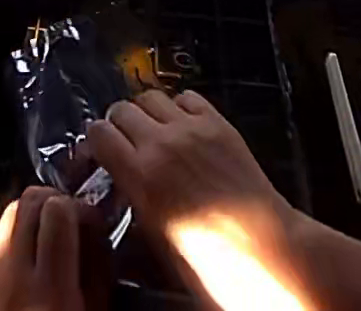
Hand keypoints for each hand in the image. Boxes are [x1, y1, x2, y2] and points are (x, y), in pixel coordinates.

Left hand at [0, 187, 89, 310]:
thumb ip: (95, 271)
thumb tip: (95, 230)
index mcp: (47, 291)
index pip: (57, 208)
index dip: (78, 206)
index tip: (91, 221)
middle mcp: (9, 280)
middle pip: (28, 199)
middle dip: (54, 201)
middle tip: (72, 222)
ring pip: (10, 216)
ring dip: (35, 219)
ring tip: (52, 242)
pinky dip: (17, 244)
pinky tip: (31, 267)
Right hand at [87, 90, 309, 309]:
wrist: (265, 250)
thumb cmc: (211, 262)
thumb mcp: (157, 240)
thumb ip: (134, 201)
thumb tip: (122, 184)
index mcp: (142, 176)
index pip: (100, 134)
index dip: (95, 141)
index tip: (98, 150)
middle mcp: (162, 143)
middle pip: (122, 108)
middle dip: (117, 123)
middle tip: (124, 140)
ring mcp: (192, 128)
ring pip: (151, 96)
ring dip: (145, 111)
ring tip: (152, 131)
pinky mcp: (217, 122)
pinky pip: (187, 98)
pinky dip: (178, 107)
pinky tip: (183, 125)